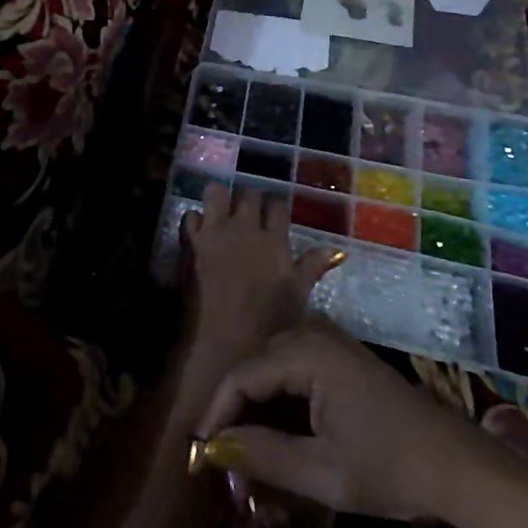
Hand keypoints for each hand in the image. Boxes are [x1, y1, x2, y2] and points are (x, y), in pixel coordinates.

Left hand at [181, 185, 343, 371]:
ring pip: (216, 193)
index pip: (278, 204)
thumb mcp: (297, 295)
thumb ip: (313, 267)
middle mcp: (245, 228)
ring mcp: (215, 231)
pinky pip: (190, 215)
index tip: (273, 210)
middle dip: (248, 198)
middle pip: (248, 194)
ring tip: (219, 210)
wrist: (221, 334)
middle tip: (247, 211)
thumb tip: (337, 249)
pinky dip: (194, 220)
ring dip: (218, 199)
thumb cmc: (265, 320)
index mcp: (274, 240)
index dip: (276, 204)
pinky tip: (198, 231)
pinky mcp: (190, 240)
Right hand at [194, 324, 495, 520]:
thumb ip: (262, 455)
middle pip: (253, 371)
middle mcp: (311, 335)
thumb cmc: (393, 469)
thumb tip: (211, 448)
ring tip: (249, 458)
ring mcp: (328, 344)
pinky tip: (277, 442)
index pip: (241, 377)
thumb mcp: (323, 472)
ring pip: (270, 375)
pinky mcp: (339, 360)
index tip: (201, 452)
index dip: (216, 414)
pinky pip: (292, 377)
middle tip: (227, 462)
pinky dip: (280, 409)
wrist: (465, 471)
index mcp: (306, 352)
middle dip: (236, 417)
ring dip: (257, 415)